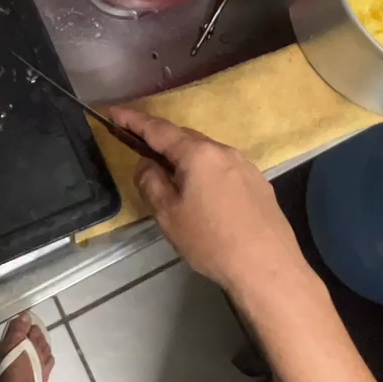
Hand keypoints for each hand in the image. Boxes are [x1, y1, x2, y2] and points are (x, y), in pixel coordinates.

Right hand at [108, 108, 307, 295]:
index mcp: (197, 154)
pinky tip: (203, 195)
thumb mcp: (168, 215)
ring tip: (170, 177)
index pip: (158, 129)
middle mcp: (223, 151)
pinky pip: (222, 168)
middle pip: (184, 138)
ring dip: (184, 158)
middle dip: (160, 140)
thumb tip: (146, 164)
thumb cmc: (211, 241)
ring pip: (205, 153)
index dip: (133, 120)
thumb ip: (150, 182)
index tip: (114, 112)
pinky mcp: (258, 183)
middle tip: (139, 148)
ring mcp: (245, 166)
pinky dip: (205, 172)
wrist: (268, 268)